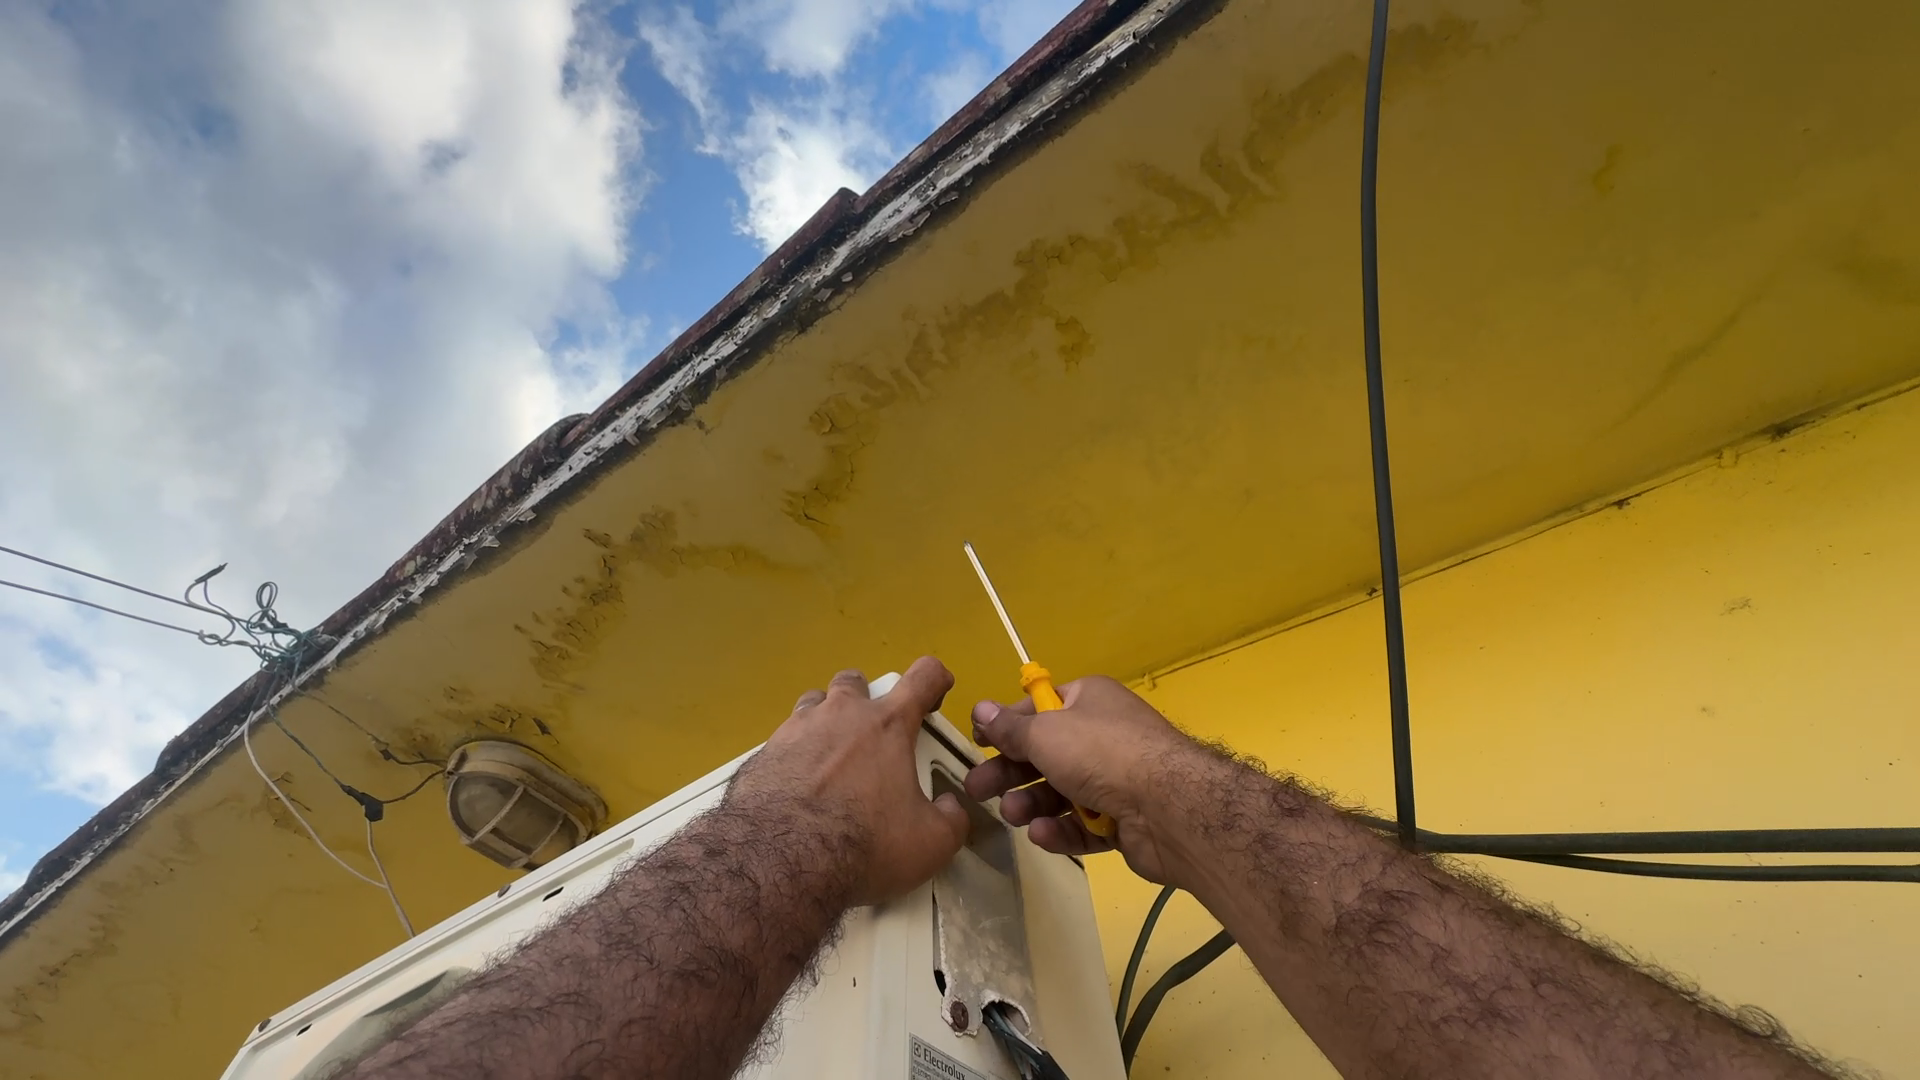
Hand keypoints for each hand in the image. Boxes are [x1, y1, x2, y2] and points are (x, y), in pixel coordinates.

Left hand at [729, 657, 970, 905]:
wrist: (778, 861)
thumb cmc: (863, 844)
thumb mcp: (930, 844)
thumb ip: (951, 820)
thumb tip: (951, 807)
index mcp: (887, 725)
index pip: (923, 676)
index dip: (936, 679)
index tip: (937, 692)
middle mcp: (841, 714)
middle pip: (856, 681)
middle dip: (867, 699)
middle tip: (872, 736)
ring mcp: (796, 729)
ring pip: (814, 703)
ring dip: (826, 720)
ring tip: (830, 757)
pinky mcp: (763, 753)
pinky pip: (783, 740)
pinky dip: (794, 755)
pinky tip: (795, 787)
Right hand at [964, 676, 1207, 887]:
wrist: (1168, 806)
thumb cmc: (1100, 753)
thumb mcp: (1045, 733)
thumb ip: (1010, 728)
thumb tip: (980, 709)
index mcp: (1087, 701)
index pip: (1037, 709)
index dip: (1005, 725)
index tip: (977, 743)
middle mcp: (1101, 735)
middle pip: (1044, 754)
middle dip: (1010, 772)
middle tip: (976, 790)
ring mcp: (1115, 780)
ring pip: (1060, 792)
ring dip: (1032, 803)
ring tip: (1012, 814)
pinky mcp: (1122, 821)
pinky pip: (1082, 824)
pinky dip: (1061, 829)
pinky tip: (1042, 834)